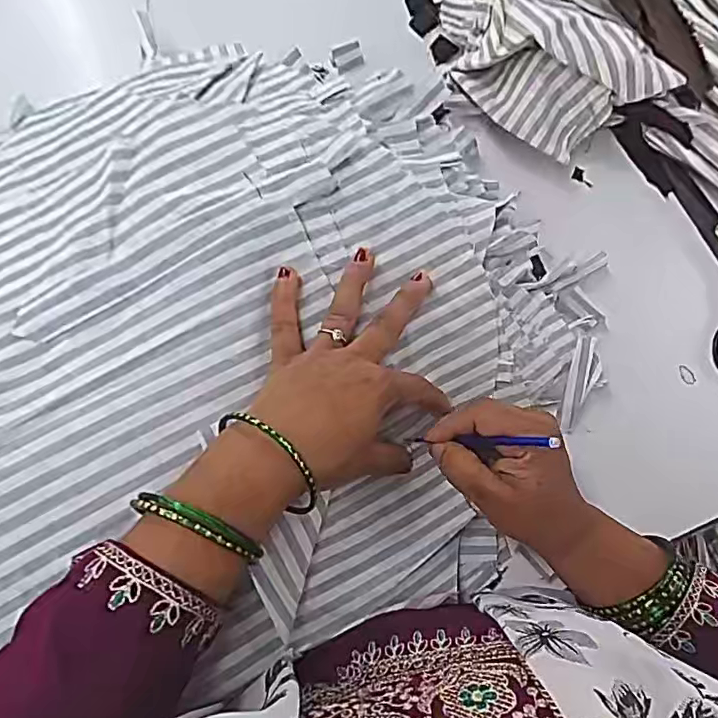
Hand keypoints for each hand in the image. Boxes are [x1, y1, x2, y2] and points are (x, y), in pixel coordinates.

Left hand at [245, 249, 450, 487]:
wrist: (274, 456)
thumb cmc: (325, 458)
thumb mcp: (367, 462)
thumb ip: (391, 457)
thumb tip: (407, 459)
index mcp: (377, 388)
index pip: (415, 388)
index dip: (433, 399)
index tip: (442, 409)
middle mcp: (353, 364)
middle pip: (385, 328)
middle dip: (407, 302)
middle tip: (422, 278)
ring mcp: (319, 358)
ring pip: (341, 314)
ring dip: (354, 283)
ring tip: (364, 255)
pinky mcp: (288, 361)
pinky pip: (285, 326)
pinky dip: (284, 299)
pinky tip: (287, 273)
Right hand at [425, 399, 666, 606]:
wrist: (564, 528)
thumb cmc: (538, 518)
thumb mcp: (491, 497)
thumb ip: (462, 468)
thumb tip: (439, 446)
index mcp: (532, 432)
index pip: (480, 413)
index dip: (450, 425)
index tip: (431, 442)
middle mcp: (537, 420)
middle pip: (482, 411)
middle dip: (457, 430)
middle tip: (439, 453)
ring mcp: (534, 424)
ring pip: (486, 417)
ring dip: (467, 435)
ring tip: (460, 462)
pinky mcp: (529, 432)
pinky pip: (494, 426)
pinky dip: (478, 440)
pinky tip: (476, 461)